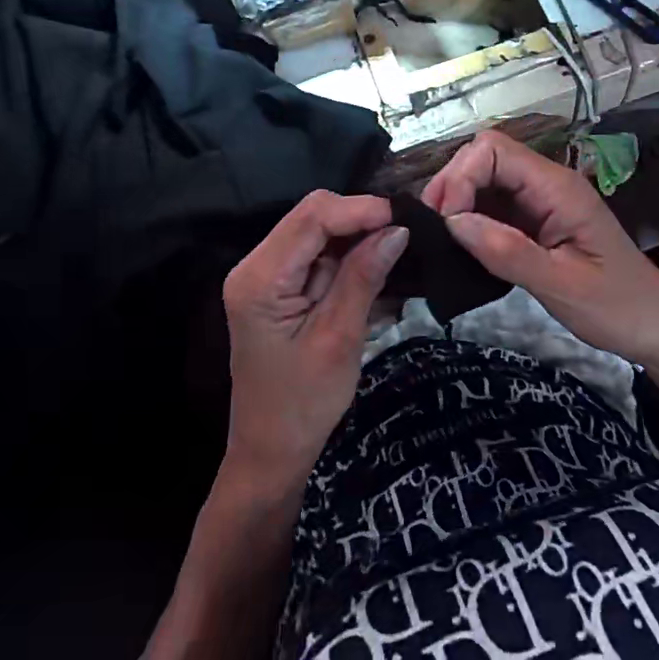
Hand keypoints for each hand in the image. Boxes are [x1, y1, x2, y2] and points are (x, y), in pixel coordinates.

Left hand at [222, 191, 409, 485]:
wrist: (271, 450)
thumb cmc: (304, 405)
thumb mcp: (340, 338)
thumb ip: (363, 277)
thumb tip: (396, 230)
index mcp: (260, 279)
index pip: (311, 218)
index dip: (360, 209)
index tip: (405, 219)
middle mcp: (253, 266)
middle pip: (310, 218)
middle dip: (358, 221)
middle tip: (404, 237)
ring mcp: (262, 275)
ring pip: (315, 233)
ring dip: (355, 239)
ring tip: (396, 250)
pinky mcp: (276, 287)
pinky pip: (314, 256)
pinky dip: (345, 259)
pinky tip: (374, 268)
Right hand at [421, 130, 658, 369]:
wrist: (658, 331)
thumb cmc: (618, 308)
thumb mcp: (561, 285)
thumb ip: (506, 251)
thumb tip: (452, 221)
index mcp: (557, 188)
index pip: (493, 150)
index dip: (461, 176)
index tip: (448, 221)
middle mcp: (546, 185)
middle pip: (483, 157)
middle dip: (451, 185)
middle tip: (434, 229)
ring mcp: (539, 202)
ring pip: (483, 180)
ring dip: (456, 201)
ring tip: (440, 237)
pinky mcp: (534, 222)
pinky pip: (492, 205)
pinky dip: (468, 219)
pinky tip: (459, 244)